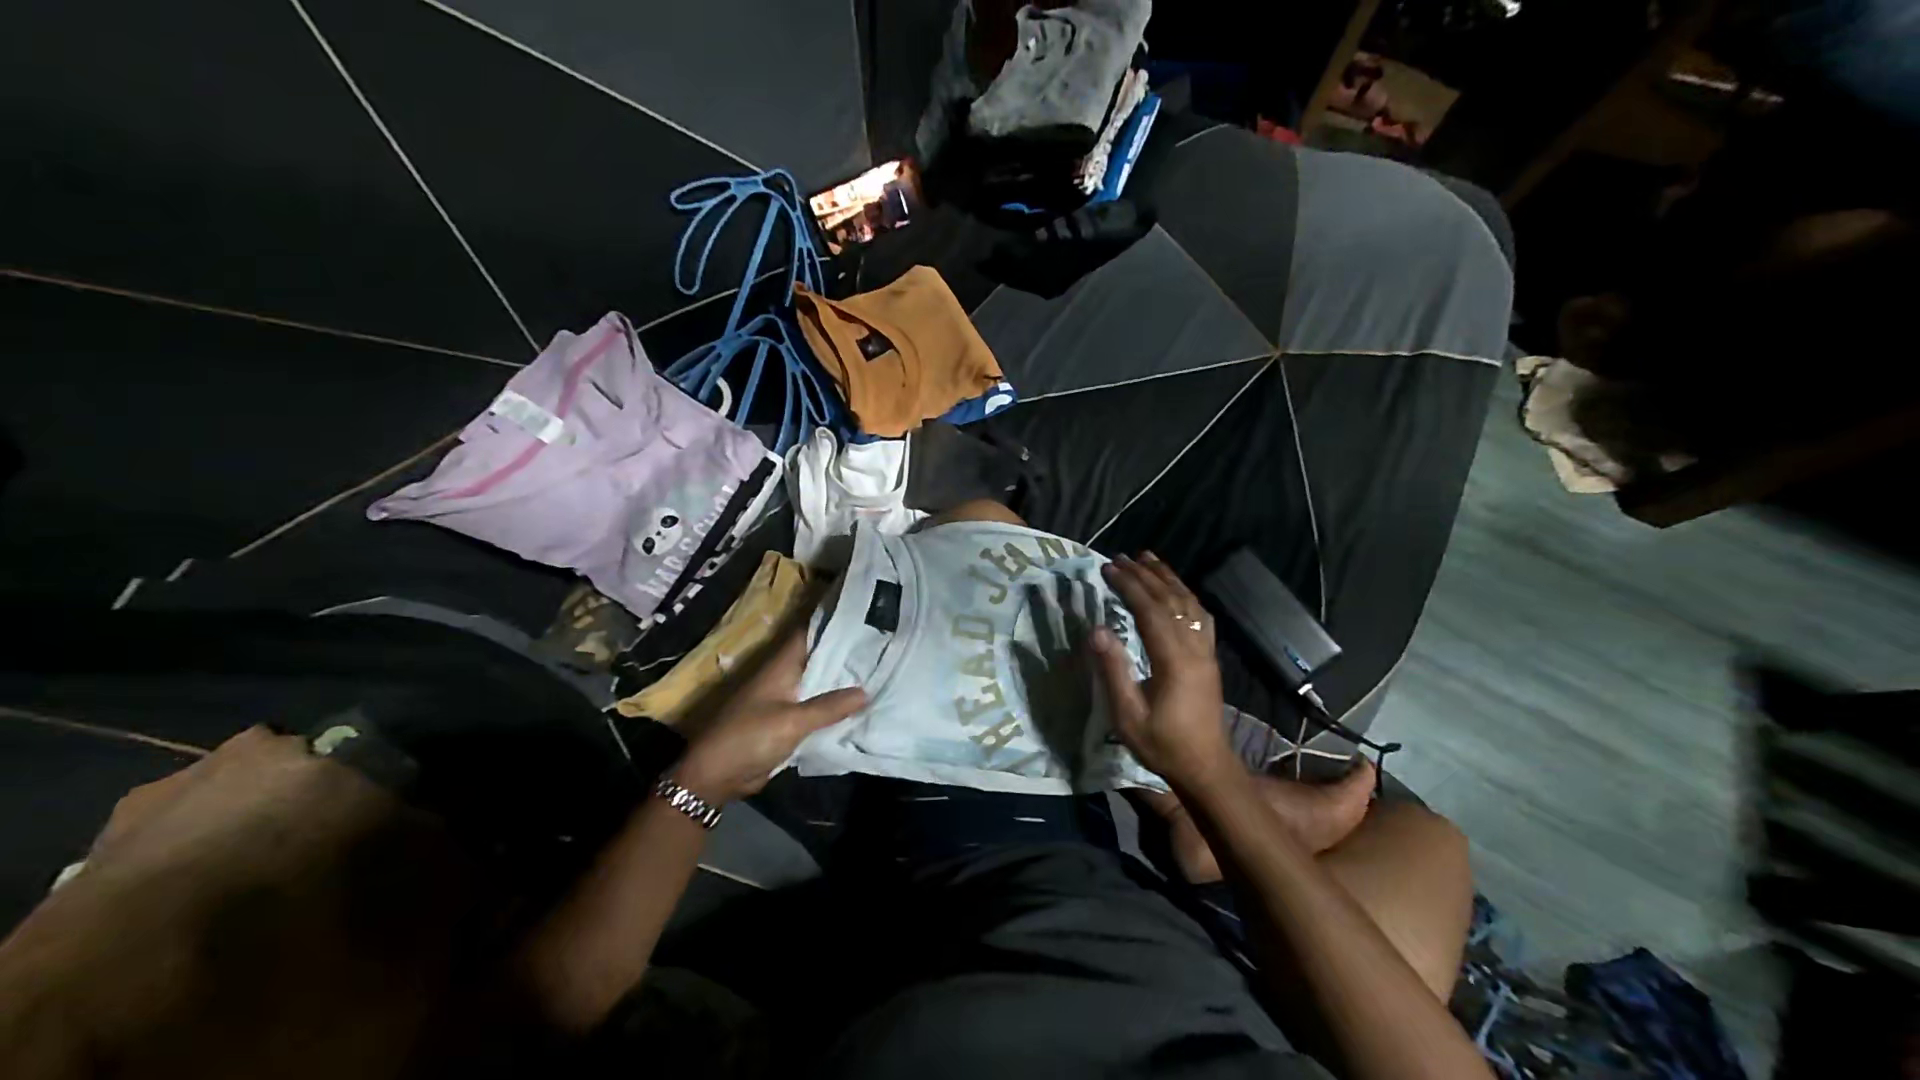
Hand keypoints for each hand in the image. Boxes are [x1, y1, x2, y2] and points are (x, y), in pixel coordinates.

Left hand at [674, 626, 865, 802]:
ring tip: (879, 672)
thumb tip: (866, 691)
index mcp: (780, 667)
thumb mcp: (792, 721)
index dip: (834, 624)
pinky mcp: (787, 723)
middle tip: (883, 646)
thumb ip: (829, 707)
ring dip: (842, 682)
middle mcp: (784, 678)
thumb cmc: (749, 737)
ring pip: (819, 685)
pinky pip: (816, 710)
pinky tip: (859, 707)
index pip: (809, 634)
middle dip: (846, 654)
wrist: (716, 776)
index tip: (865, 618)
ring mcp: (785, 701)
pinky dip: (834, 708)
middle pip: (818, 659)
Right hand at [1092, 553, 1235, 787]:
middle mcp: (1194, 648)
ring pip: (1189, 603)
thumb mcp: (1128, 715)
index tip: (1108, 568)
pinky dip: (1186, 595)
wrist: (1206, 767)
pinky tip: (1176, 589)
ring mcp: (1206, 652)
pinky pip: (1201, 616)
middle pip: (1170, 600)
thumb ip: (1113, 671)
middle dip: (1144, 575)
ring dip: (1167, 578)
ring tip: (1148, 559)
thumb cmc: (1162, 744)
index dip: (1129, 585)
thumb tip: (1097, 630)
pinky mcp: (1210, 658)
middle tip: (1120, 557)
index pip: (1150, 610)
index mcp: (1174, 660)